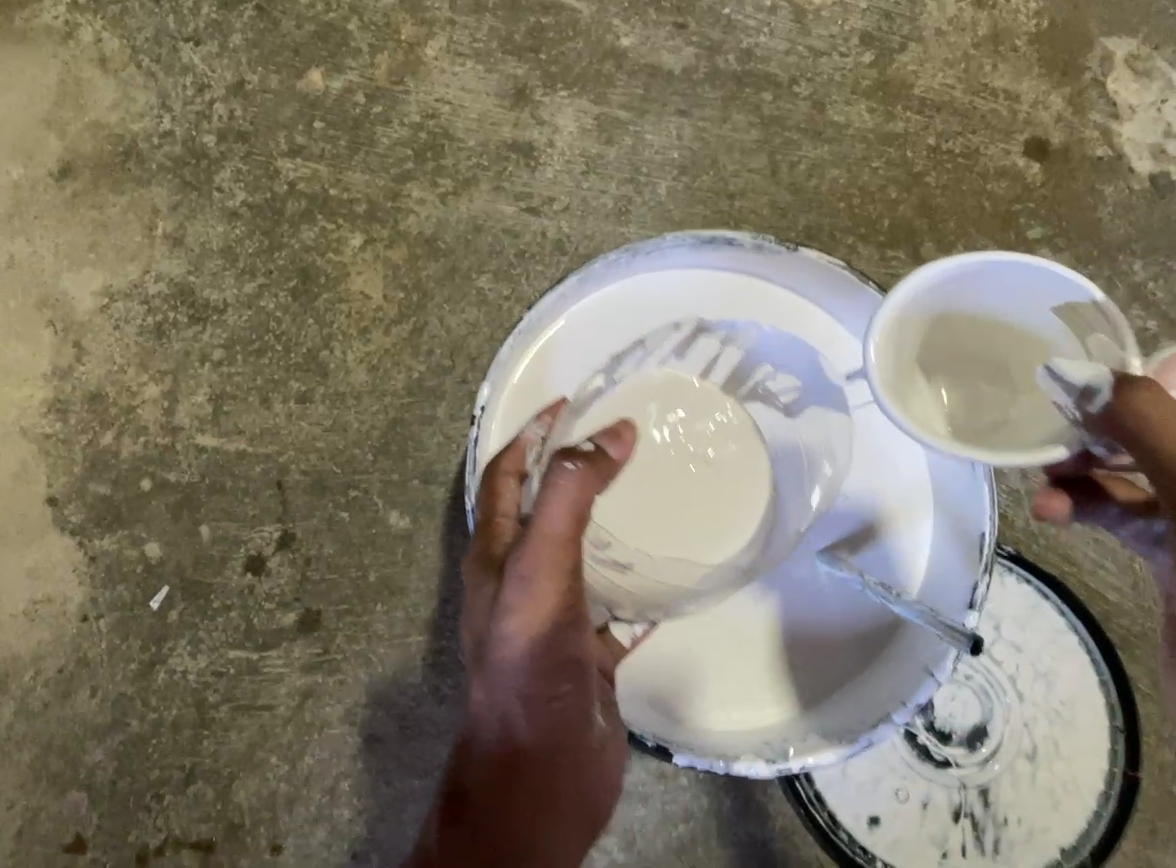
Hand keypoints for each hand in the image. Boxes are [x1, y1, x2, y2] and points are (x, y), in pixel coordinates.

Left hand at [410, 403, 638, 867]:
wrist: (542, 773)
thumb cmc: (530, 662)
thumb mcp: (541, 567)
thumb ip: (569, 497)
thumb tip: (609, 434)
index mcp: (495, 553)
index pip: (506, 473)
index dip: (532, 433)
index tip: (573, 402)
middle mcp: (520, 578)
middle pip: (546, 507)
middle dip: (576, 469)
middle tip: (625, 441)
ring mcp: (556, 615)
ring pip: (585, 551)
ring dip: (613, 520)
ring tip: (655, 491)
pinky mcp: (589, 649)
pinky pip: (620, 601)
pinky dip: (645, 580)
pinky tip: (680, 569)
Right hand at [1033, 343, 1175, 866]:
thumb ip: (1144, 423)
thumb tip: (1068, 370)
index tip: (1115, 391)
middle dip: (1126, 423)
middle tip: (1063, 426)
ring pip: (1164, 467)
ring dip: (1099, 466)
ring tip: (1048, 474)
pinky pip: (1145, 513)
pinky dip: (1098, 506)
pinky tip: (1055, 511)